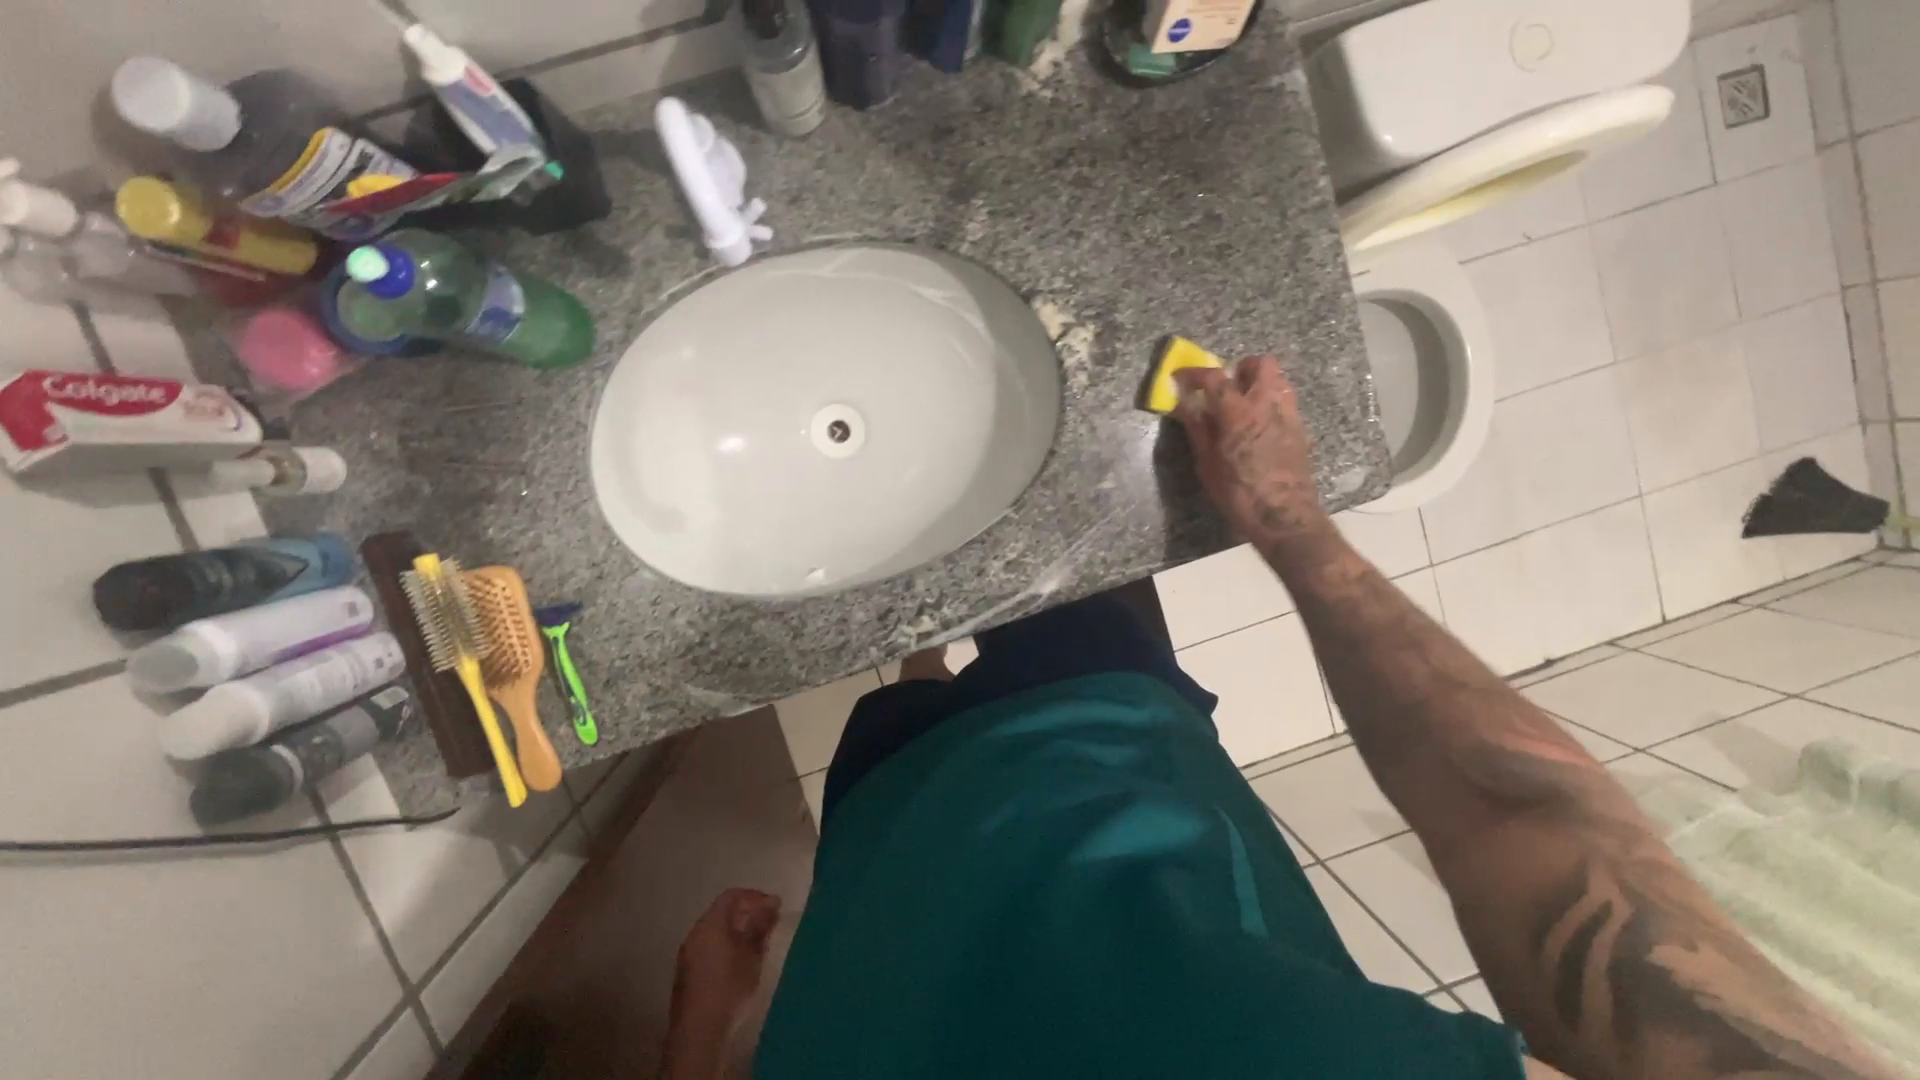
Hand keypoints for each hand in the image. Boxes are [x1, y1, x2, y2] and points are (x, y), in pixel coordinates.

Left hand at [663, 888, 781, 1077]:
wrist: (699, 1032)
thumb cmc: (729, 987)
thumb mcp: (752, 954)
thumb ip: (761, 925)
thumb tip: (772, 901)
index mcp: (710, 924)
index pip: (731, 896)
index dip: (754, 896)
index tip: (773, 908)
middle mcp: (694, 934)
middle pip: (721, 913)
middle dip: (746, 916)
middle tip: (768, 928)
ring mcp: (687, 955)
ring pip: (714, 933)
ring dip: (736, 934)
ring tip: (757, 949)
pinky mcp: (686, 974)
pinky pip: (708, 949)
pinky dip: (725, 949)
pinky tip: (739, 967)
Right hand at [1173, 355, 1330, 554]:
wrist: (1284, 517)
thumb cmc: (1239, 494)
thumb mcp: (1207, 464)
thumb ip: (1197, 428)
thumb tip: (1184, 404)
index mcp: (1239, 412)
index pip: (1215, 377)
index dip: (1194, 373)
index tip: (1180, 376)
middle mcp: (1268, 404)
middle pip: (1260, 364)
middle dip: (1239, 368)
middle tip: (1223, 387)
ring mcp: (1289, 415)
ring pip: (1277, 380)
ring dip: (1257, 384)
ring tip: (1240, 405)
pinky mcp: (1299, 429)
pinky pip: (1284, 402)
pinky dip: (1268, 404)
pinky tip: (1256, 427)